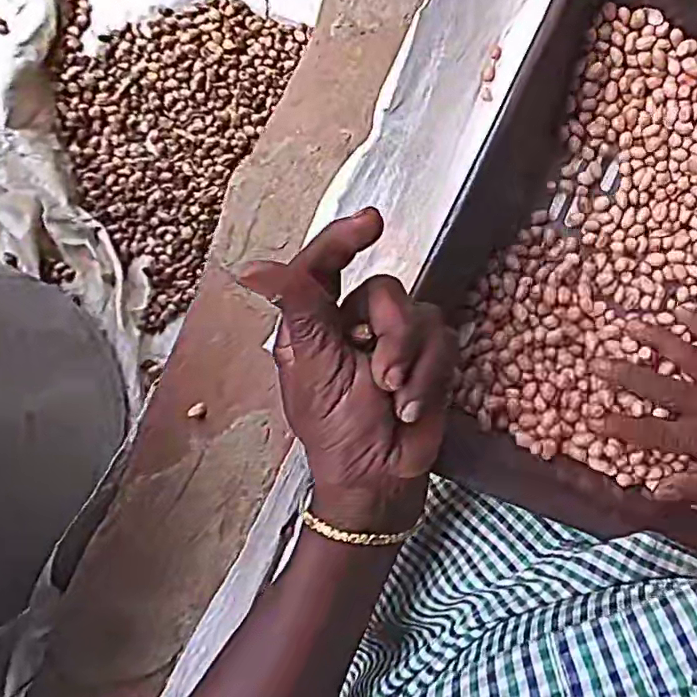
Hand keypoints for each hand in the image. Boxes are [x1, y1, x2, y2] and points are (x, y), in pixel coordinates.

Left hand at [236, 208, 454, 533]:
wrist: (380, 475)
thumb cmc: (336, 429)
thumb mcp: (313, 368)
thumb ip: (298, 309)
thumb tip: (252, 269)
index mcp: (318, 322)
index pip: (327, 266)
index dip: (344, 239)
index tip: (371, 222)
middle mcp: (358, 322)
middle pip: (386, 290)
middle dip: (391, 332)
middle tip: (382, 375)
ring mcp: (398, 338)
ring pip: (421, 314)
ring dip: (411, 360)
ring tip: (395, 397)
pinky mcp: (430, 356)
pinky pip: (444, 341)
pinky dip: (430, 376)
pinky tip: (411, 405)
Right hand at [596, 308, 696, 514]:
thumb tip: (656, 489)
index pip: (650, 432)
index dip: (619, 427)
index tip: (593, 420)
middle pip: (655, 386)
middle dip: (622, 375)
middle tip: (596, 363)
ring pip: (680, 353)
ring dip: (652, 338)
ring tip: (628, 325)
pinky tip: (680, 309)